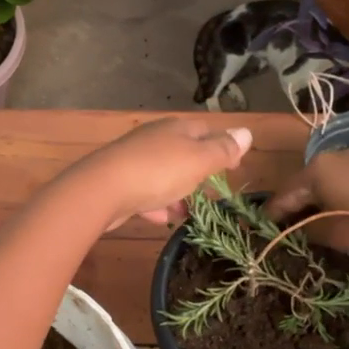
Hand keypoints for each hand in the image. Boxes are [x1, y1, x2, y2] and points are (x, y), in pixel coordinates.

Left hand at [67, 117, 252, 229]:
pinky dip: (155, 204)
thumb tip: (246, 131)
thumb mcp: (199, 160)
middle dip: (198, 173)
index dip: (223, 147)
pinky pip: (143, 192)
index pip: (206, 131)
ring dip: (177, 193)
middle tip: (211, 194)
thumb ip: (223, 149)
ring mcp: (134, 160)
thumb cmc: (159, 171)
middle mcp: (154, 139)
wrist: (102, 189)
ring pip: (163, 175)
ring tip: (187, 214)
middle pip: (183, 152)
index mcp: (176, 128)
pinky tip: (161, 219)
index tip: (235, 168)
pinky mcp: (118, 182)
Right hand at [265, 150, 348, 263]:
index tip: (262, 233)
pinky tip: (344, 217)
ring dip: (319, 204)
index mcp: (316, 170)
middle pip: (305, 186)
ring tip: (315, 227)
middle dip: (296, 208)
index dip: (272, 217)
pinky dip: (340, 199)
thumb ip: (306, 230)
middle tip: (288, 232)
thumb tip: (295, 228)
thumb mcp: (332, 235)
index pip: (284, 196)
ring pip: (328, 184)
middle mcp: (335, 158)